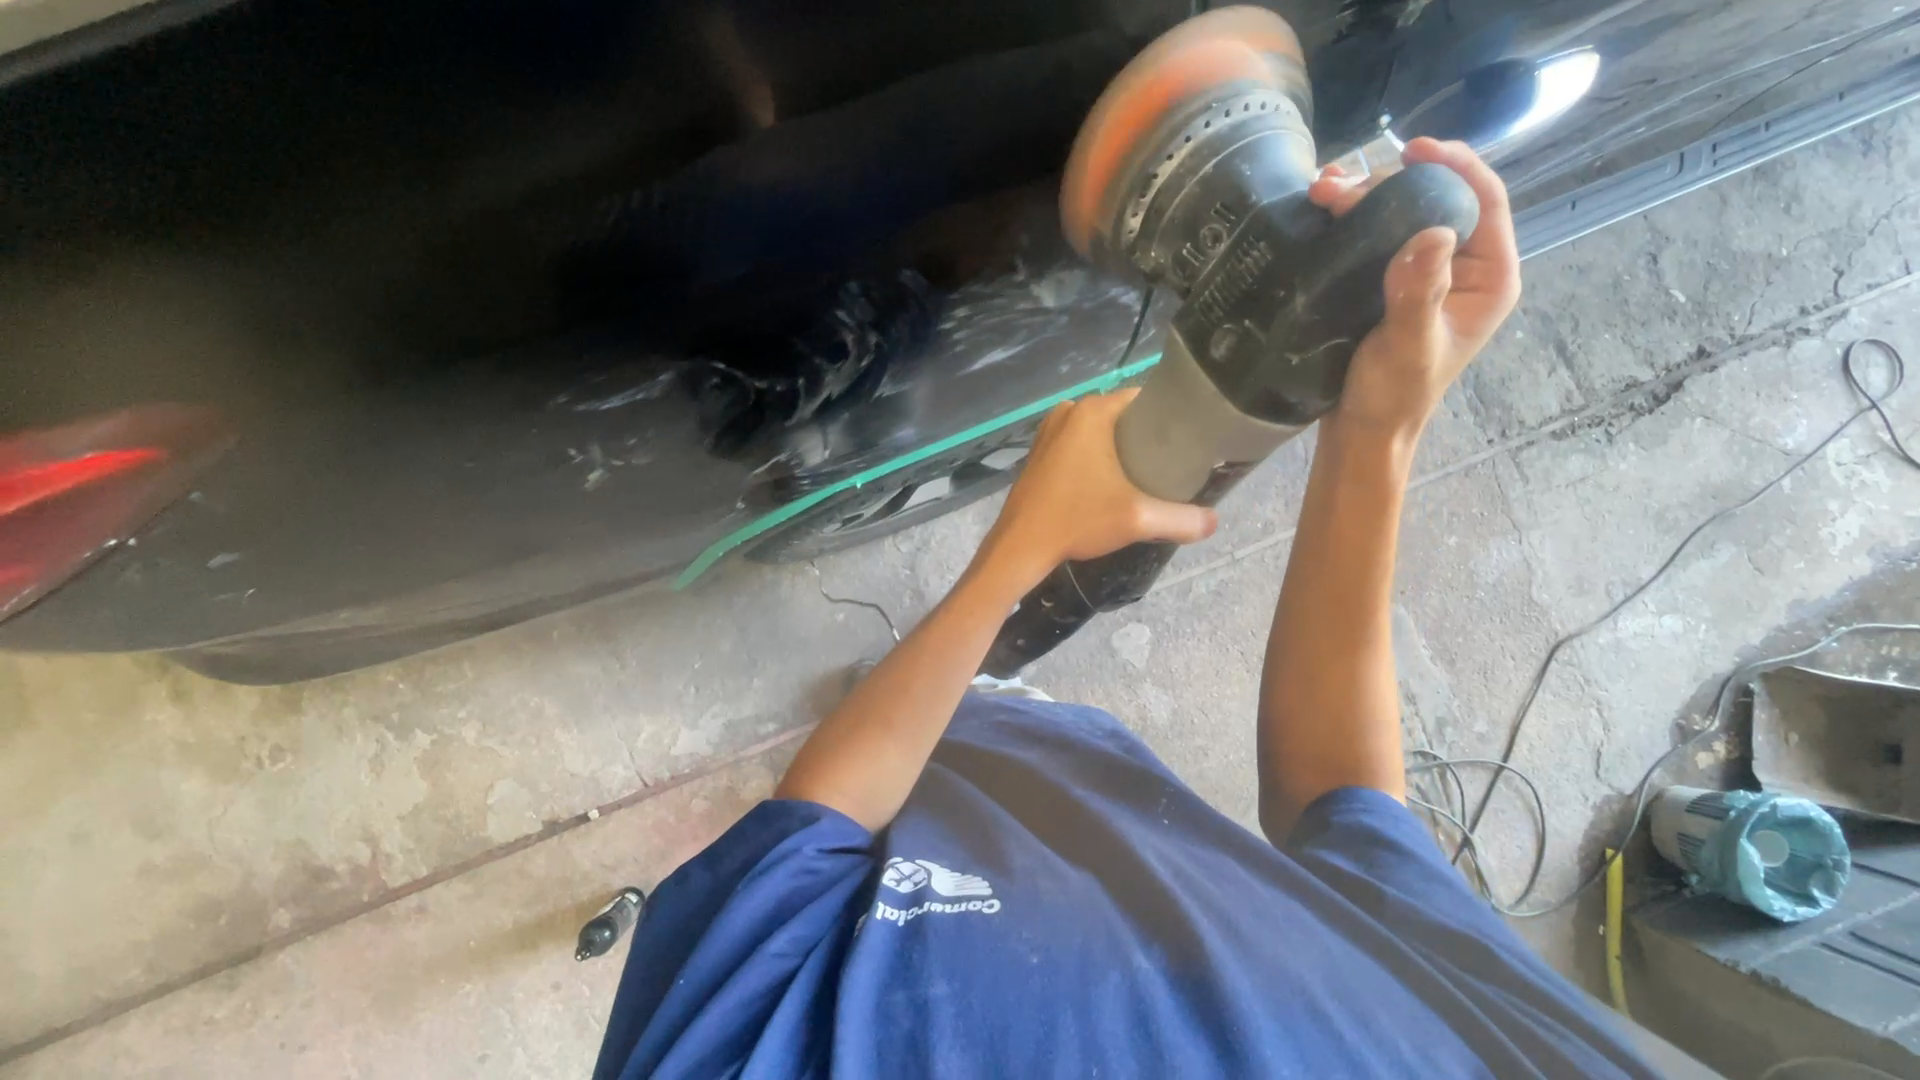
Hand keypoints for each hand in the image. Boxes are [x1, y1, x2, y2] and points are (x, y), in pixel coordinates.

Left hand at [975, 388, 1217, 586]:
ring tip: (1146, 476)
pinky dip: (1097, 457)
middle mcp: (1068, 411)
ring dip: (1121, 449)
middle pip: (1123, 415)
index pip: (1144, 398)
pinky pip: (1079, 444)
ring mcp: (1049, 431)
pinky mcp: (1039, 452)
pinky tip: (1111, 483)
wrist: (1020, 546)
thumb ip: (1181, 519)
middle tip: (1172, 465)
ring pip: (1100, 431)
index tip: (1188, 441)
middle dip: (1146, 436)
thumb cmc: (1077, 521)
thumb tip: (1213, 521)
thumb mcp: (1137, 519)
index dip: (1169, 417)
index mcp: (1092, 411)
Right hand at [1307, 138, 1521, 439]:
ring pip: (1402, 215)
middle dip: (1389, 185)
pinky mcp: (1388, 283)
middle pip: (1437, 201)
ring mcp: (1423, 274)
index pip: (1484, 202)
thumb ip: (1421, 291)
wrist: (1361, 430)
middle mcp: (1462, 268)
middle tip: (1338, 187)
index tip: (1413, 149)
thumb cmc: (1393, 394)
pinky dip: (1351, 219)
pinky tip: (1323, 208)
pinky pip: (1376, 237)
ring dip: (1363, 198)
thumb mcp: (1408, 345)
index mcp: (1488, 278)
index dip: (1454, 166)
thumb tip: (1430, 231)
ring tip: (1321, 191)